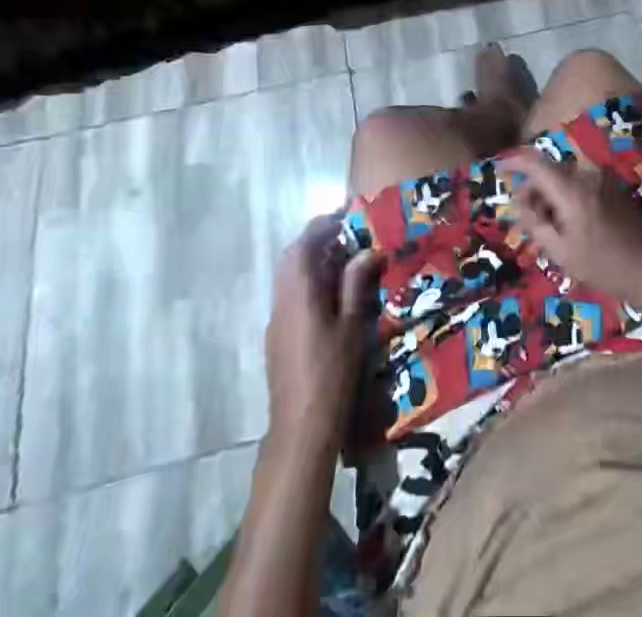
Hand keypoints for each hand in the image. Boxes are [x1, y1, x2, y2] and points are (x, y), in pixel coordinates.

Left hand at [264, 215, 380, 450]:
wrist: (300, 425)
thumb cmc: (332, 373)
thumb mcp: (352, 327)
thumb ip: (356, 285)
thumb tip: (366, 251)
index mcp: (298, 292)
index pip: (304, 244)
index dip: (323, 226)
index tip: (344, 215)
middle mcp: (281, 298)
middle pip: (292, 257)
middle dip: (316, 241)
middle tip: (347, 237)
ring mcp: (275, 317)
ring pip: (288, 276)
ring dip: (311, 262)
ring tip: (342, 263)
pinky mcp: (275, 334)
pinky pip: (288, 294)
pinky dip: (306, 283)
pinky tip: (329, 296)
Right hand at [506, 148, 641, 300]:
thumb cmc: (604, 266)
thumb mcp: (561, 252)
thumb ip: (535, 223)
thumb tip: (521, 203)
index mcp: (572, 192)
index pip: (535, 163)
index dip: (513, 161)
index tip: (498, 168)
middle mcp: (587, 176)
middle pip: (547, 171)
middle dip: (533, 190)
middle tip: (530, 220)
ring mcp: (602, 179)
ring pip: (562, 176)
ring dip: (550, 194)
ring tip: (552, 226)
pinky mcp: (611, 185)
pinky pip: (578, 181)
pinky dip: (566, 195)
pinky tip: (569, 221)